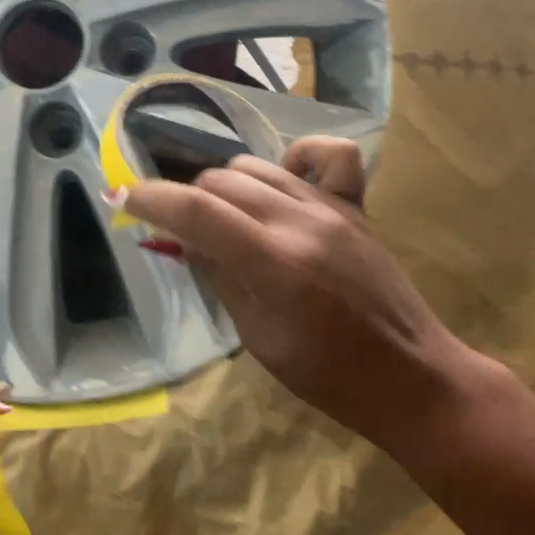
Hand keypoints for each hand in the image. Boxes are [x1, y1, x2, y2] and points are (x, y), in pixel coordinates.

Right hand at [135, 140, 534, 534]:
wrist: (411, 377)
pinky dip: (295, 159)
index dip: (150, 199)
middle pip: (221, 182)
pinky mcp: (357, 209)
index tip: (123, 199)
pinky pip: (327, 157)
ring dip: (226, 187)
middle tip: (179, 232)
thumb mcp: (258, 337)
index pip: (196, 211)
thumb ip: (219, 276)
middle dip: (187, 201)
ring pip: (257, 167)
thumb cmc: (328, 376)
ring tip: (224, 219)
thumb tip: (180, 239)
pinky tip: (283, 184)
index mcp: (274, 262)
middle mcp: (302, 221)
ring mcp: (334, 209)